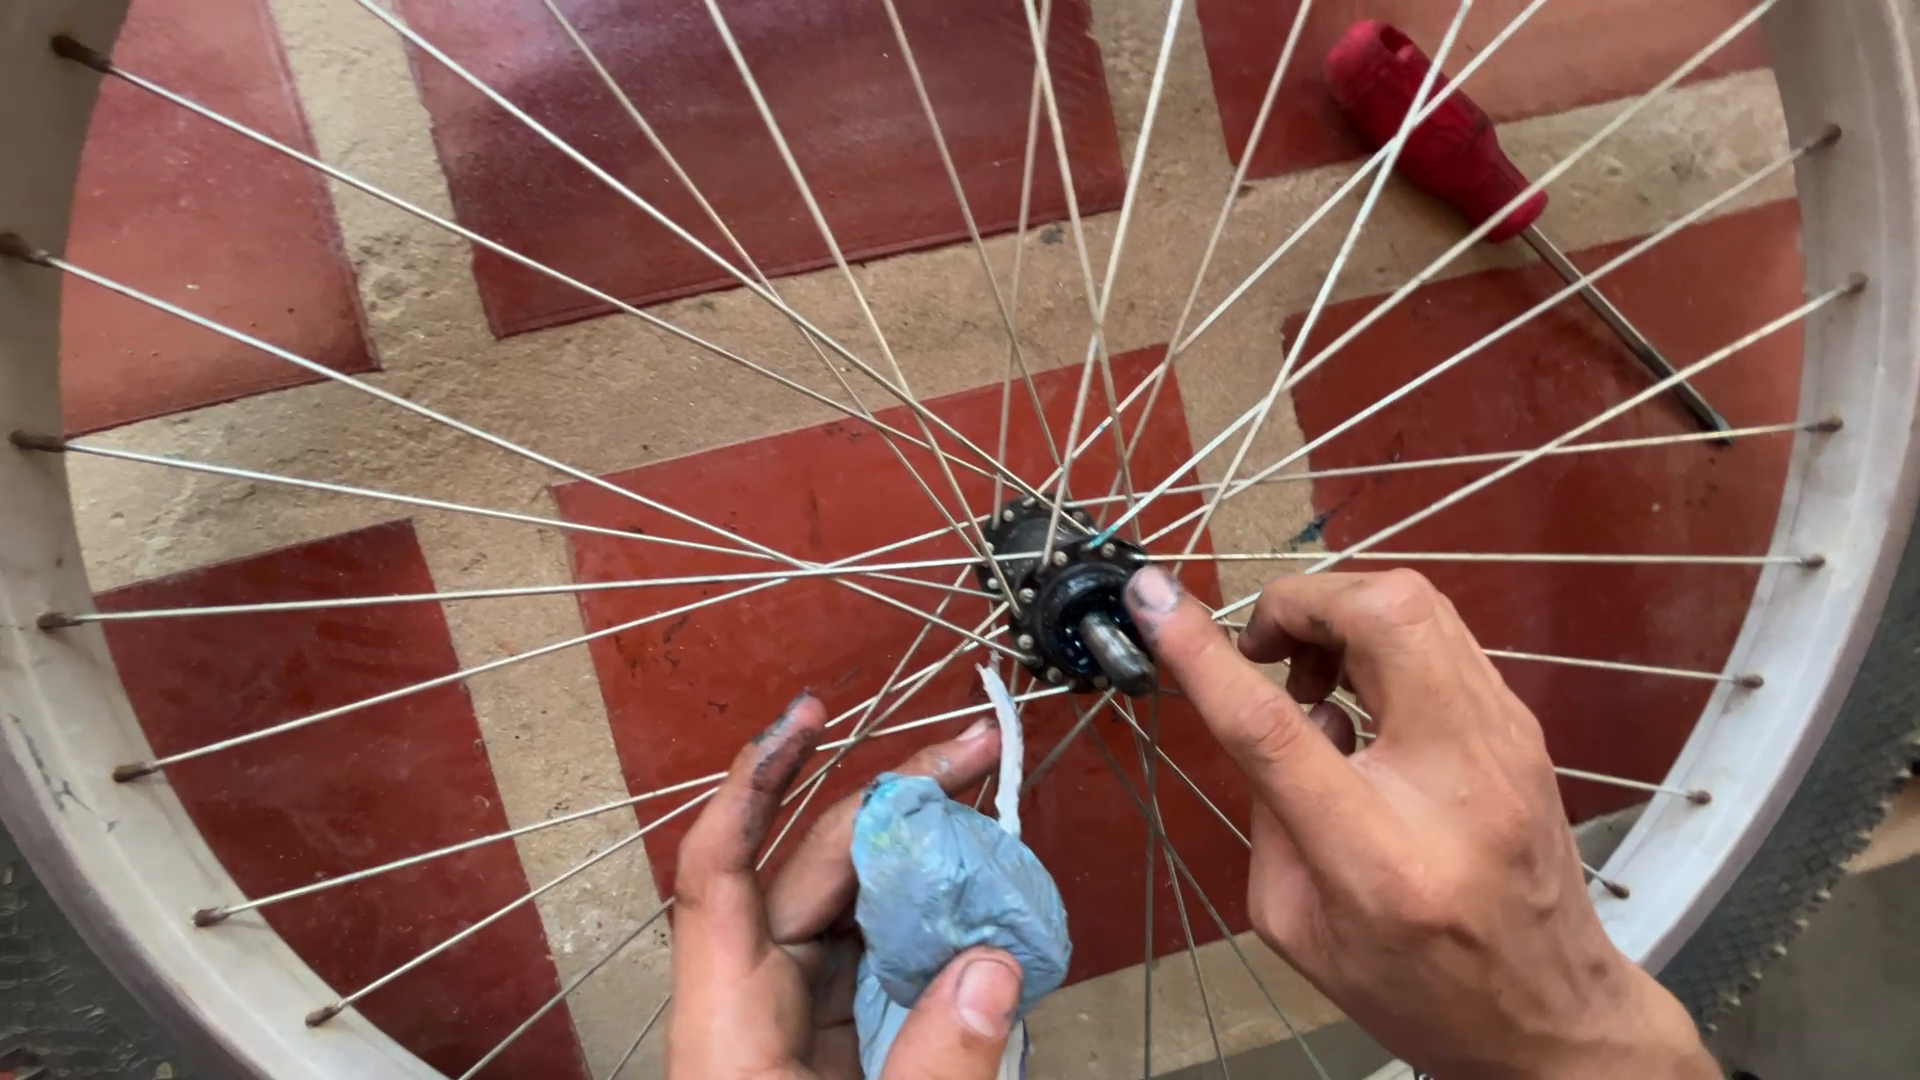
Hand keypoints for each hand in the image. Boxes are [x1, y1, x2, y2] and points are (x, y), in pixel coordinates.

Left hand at [670, 694, 1026, 1078]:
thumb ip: (936, 1073)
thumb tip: (993, 963)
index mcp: (730, 1027)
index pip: (719, 871)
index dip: (755, 781)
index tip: (809, 716)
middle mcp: (758, 1002)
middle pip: (815, 867)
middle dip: (892, 799)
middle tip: (970, 753)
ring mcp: (799, 1018)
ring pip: (855, 903)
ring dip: (920, 853)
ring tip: (988, 810)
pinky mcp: (835, 1038)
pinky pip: (881, 951)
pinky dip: (931, 917)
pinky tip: (979, 897)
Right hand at [1123, 567, 1716, 1079]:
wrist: (1557, 1019)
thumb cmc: (1409, 986)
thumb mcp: (1291, 919)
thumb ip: (1267, 805)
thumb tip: (1281, 711)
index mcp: (1374, 855)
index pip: (1273, 727)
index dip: (1201, 653)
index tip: (1153, 598)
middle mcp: (1453, 780)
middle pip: (1382, 619)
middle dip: (1299, 602)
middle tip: (1264, 649)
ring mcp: (1503, 741)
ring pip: (1416, 604)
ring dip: (1334, 612)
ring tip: (1308, 673)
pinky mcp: (1520, 722)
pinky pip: (1435, 629)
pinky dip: (1372, 632)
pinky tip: (1355, 687)